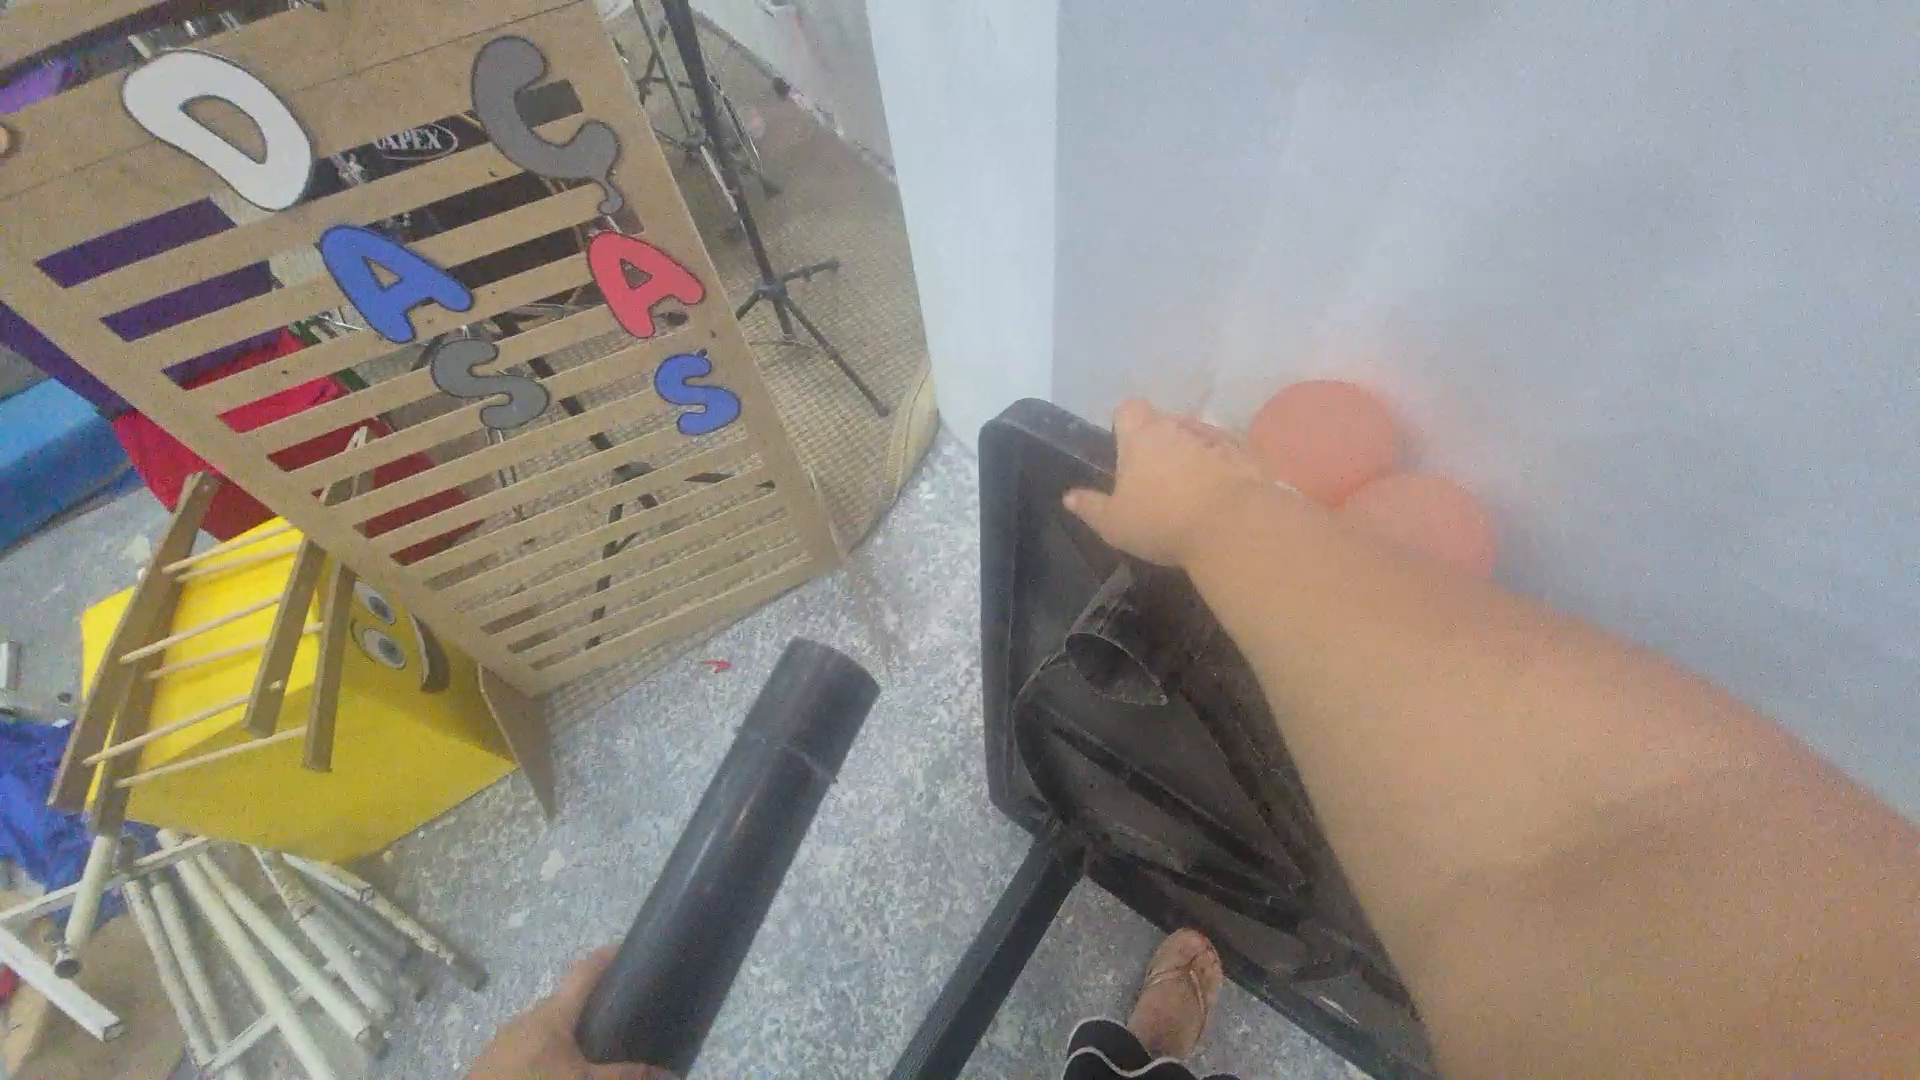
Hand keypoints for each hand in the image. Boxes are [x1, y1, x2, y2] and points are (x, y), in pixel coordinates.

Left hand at [466, 947, 671, 1079]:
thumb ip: (624, 1076)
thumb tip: (670, 1073)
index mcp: (552, 1014)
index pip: (585, 969)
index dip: (608, 956)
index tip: (630, 951)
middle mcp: (526, 1018)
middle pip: (564, 1002)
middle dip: (589, 1008)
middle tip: (617, 1022)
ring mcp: (501, 1043)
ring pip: (542, 1029)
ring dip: (564, 1037)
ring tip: (586, 1056)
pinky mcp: (485, 1068)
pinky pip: (523, 1050)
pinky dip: (542, 1057)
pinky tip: (552, 1075)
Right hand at [1064, 398, 1279, 567]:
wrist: (1236, 528)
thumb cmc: (1162, 522)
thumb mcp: (1114, 524)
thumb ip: (1091, 507)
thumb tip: (1069, 497)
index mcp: (1141, 436)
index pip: (1128, 409)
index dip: (1124, 425)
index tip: (1124, 450)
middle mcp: (1178, 427)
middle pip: (1164, 423)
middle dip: (1160, 444)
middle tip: (1154, 480)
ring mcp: (1217, 438)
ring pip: (1198, 437)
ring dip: (1193, 455)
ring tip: (1191, 491)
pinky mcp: (1249, 455)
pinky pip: (1229, 455)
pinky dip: (1224, 468)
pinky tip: (1221, 496)